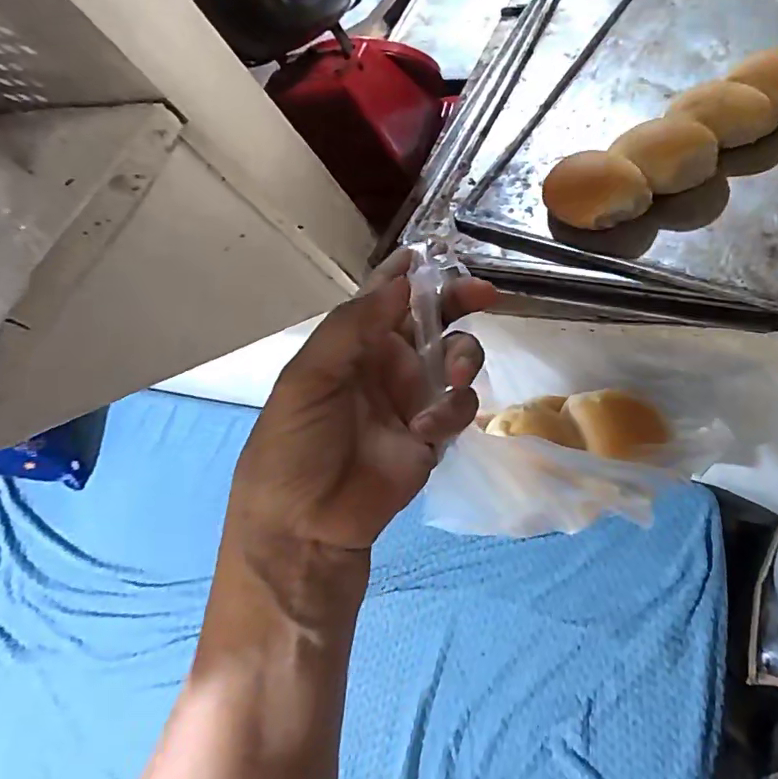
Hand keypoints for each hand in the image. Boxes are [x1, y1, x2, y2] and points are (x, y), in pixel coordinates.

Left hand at [225, 249, 496, 606]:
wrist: (306, 524)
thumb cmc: (293, 446)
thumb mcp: (309, 378)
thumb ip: (354, 325)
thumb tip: (403, 280)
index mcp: (354, 343)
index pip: (386, 296)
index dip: (410, 273)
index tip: (435, 253)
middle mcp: (389, 362)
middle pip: (435, 318)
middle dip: (460, 301)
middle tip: (484, 296)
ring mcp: (415, 396)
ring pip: (457, 356)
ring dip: (461, 360)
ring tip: (449, 381)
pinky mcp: (436, 431)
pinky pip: (461, 405)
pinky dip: (451, 413)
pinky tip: (424, 432)